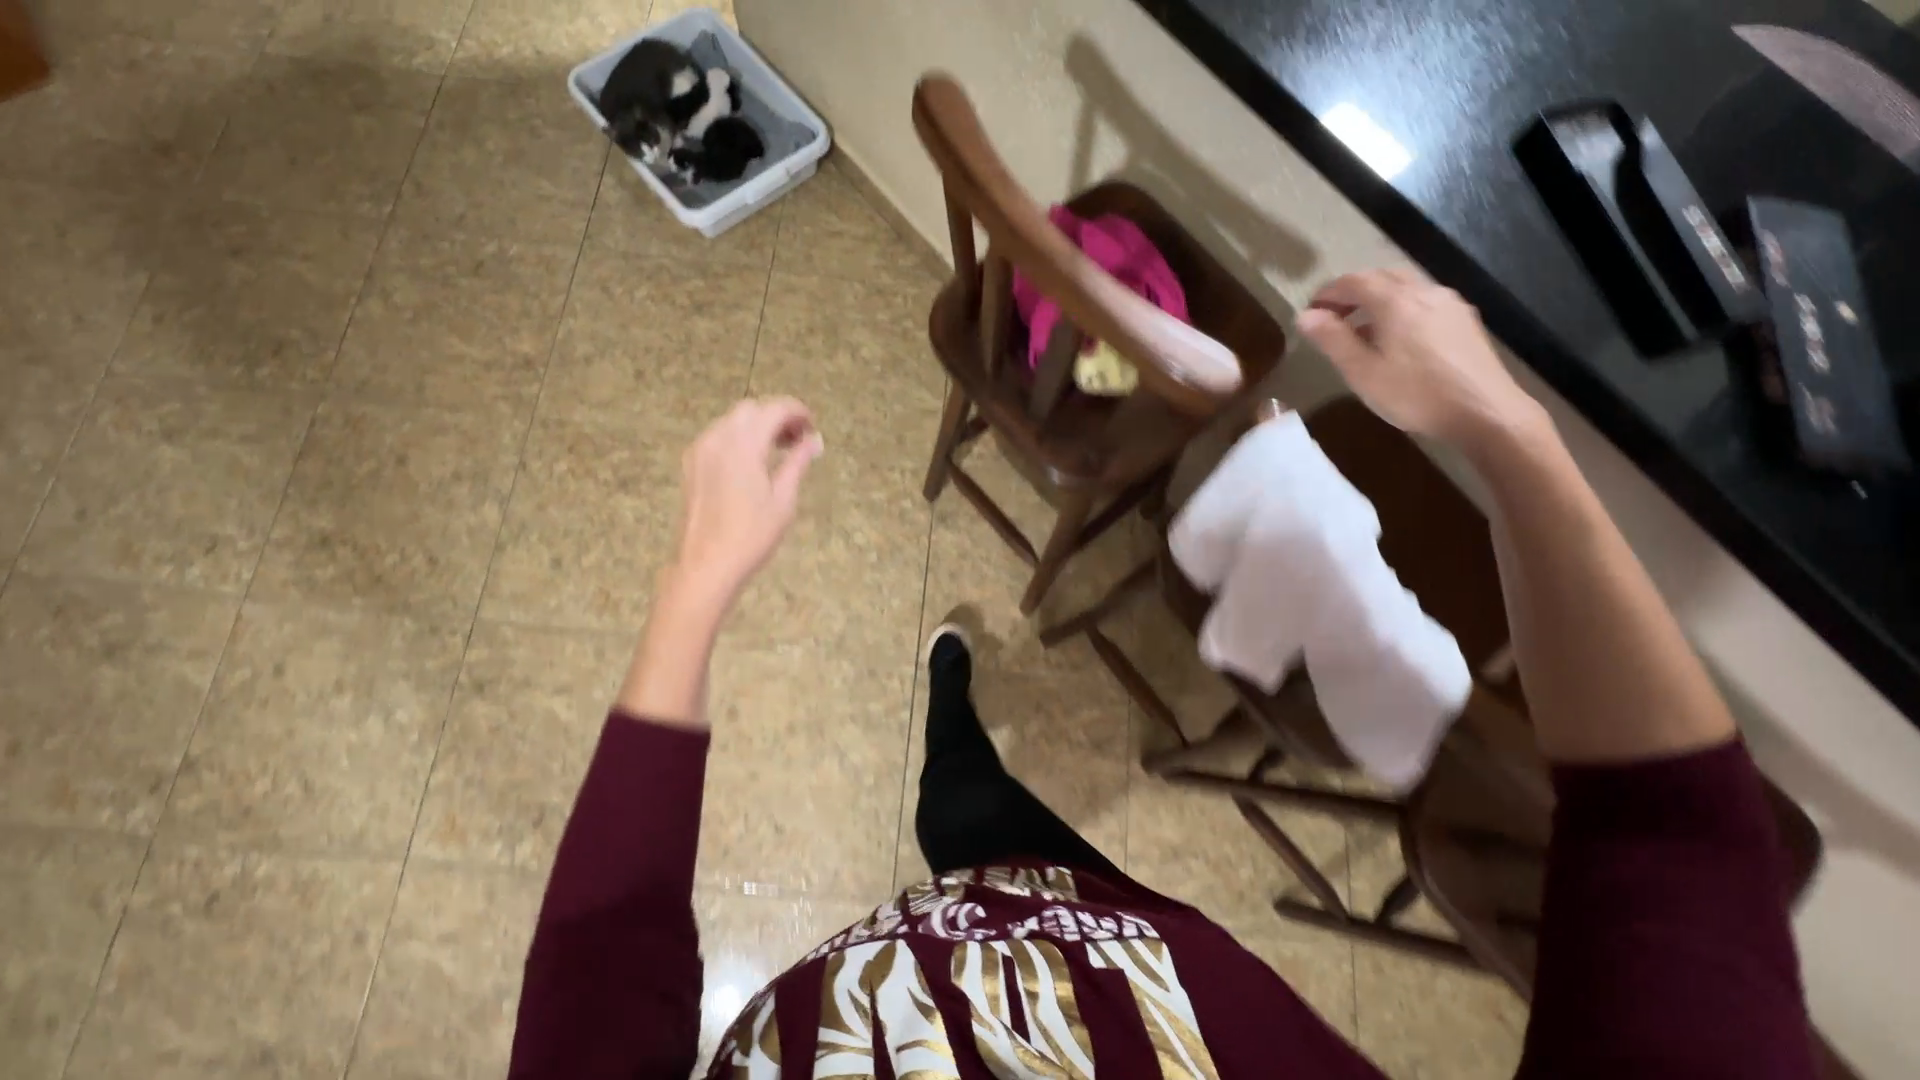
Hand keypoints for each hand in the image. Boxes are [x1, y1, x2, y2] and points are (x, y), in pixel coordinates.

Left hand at [671, 397, 823, 599]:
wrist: (706, 565)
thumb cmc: (751, 535)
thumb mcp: (783, 500)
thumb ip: (797, 462)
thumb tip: (813, 440)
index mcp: (744, 444)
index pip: (774, 409)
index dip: (797, 412)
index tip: (812, 427)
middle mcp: (718, 438)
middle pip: (751, 410)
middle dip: (776, 417)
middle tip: (796, 440)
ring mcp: (700, 450)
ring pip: (732, 421)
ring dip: (756, 426)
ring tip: (776, 452)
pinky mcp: (690, 464)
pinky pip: (717, 437)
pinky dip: (738, 438)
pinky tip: (750, 464)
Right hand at [1295, 269, 1542, 445]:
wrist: (1485, 411)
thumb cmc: (1415, 394)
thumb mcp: (1362, 372)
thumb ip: (1333, 340)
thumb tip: (1305, 315)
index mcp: (1396, 300)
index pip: (1355, 281)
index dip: (1328, 292)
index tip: (1311, 311)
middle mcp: (1425, 291)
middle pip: (1383, 277)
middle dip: (1354, 292)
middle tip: (1334, 317)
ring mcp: (1450, 304)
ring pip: (1407, 288)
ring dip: (1379, 301)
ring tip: (1363, 330)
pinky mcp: (1465, 321)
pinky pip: (1425, 303)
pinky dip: (1402, 310)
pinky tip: (1398, 340)